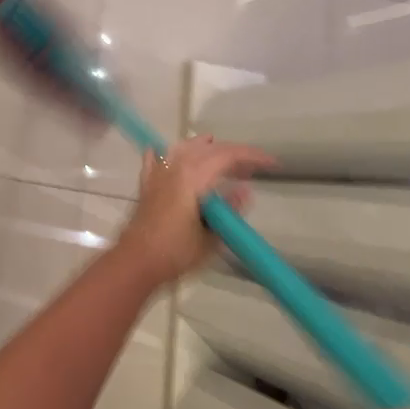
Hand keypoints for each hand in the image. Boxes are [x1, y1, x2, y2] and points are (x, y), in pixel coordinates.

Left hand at [113, 135, 269, 284]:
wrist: (136, 260)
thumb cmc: (176, 252)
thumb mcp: (211, 237)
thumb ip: (229, 211)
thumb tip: (245, 190)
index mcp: (192, 178)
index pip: (226, 156)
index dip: (251, 156)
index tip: (273, 164)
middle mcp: (173, 168)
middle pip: (206, 150)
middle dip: (232, 154)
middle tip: (251, 168)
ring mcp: (157, 174)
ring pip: (181, 149)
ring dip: (202, 148)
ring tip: (218, 149)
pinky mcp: (146, 184)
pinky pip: (156, 159)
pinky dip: (167, 153)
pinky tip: (168, 153)